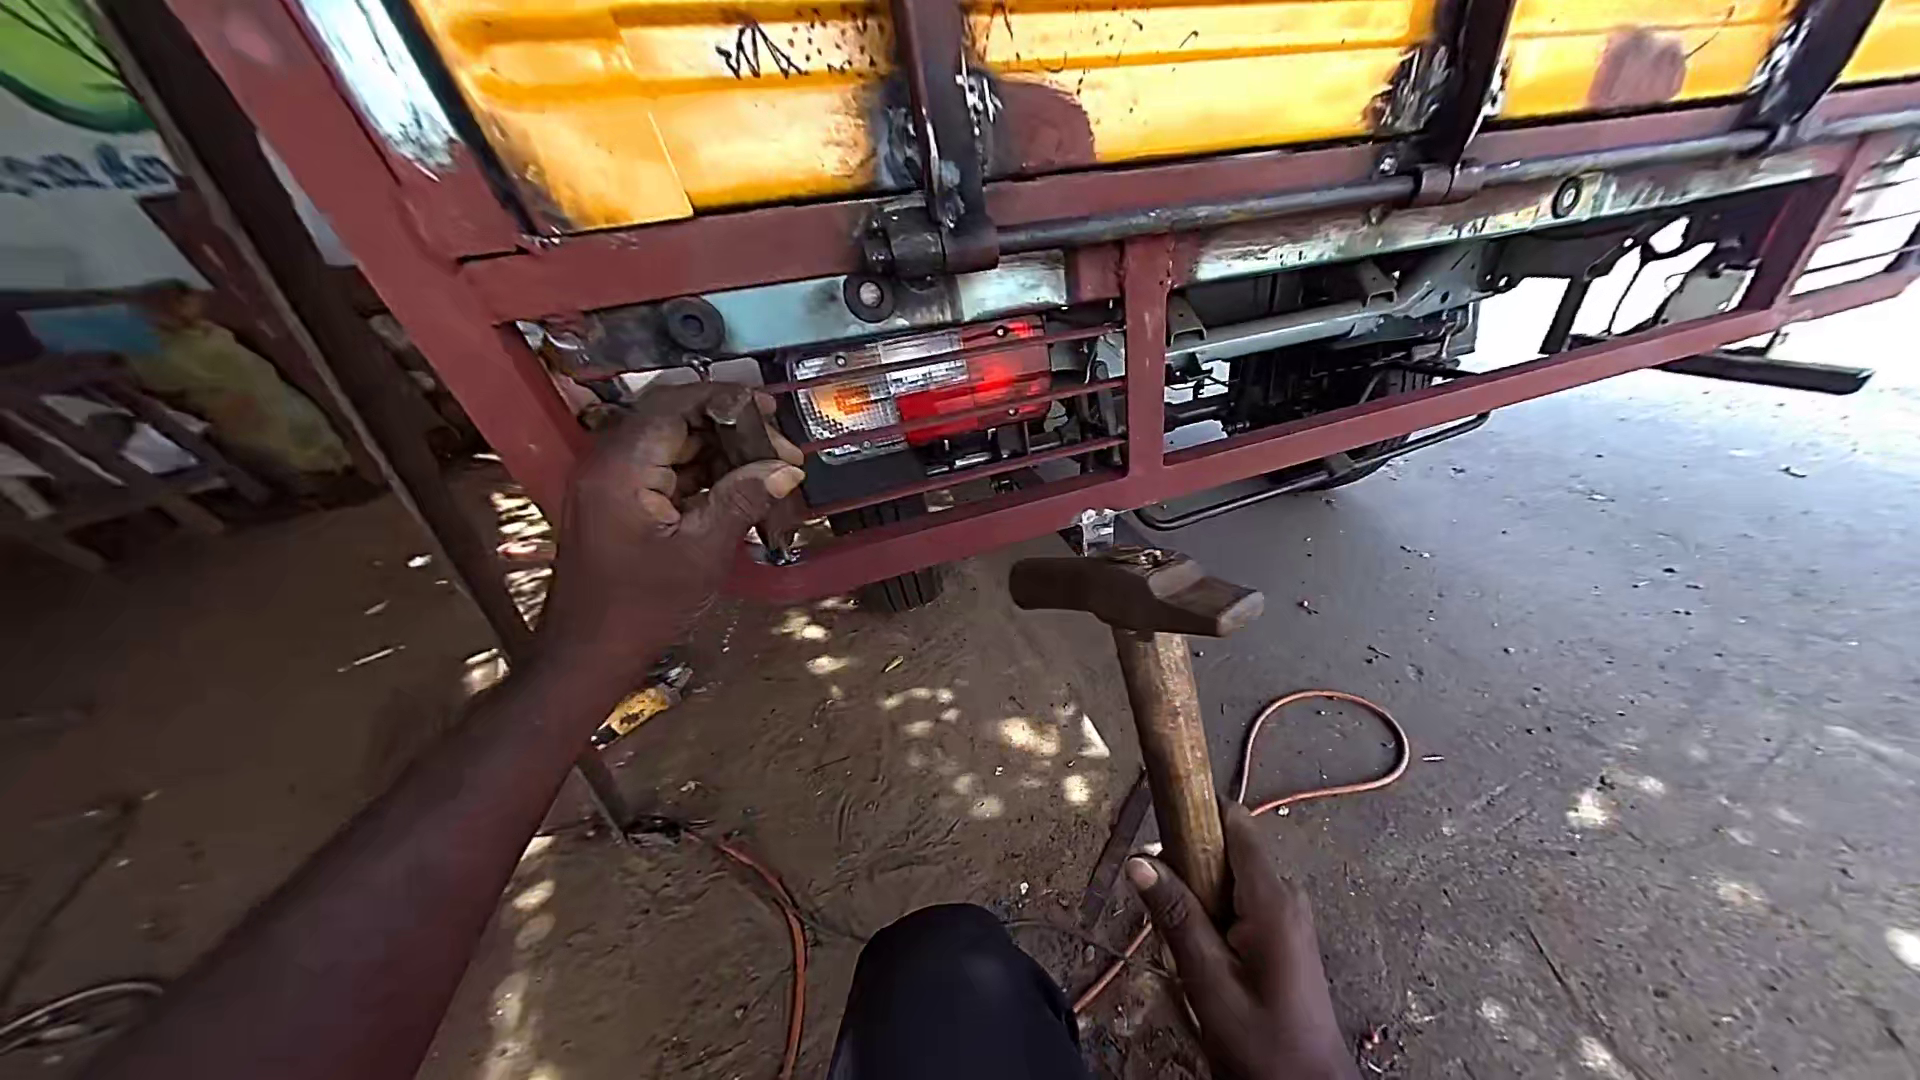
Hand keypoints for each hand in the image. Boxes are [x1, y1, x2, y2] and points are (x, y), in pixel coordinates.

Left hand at [536, 383, 805, 681]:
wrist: (590, 652)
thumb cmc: (643, 607)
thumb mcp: (702, 552)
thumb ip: (742, 501)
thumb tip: (786, 469)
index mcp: (622, 467)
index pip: (675, 405)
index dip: (727, 400)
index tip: (770, 410)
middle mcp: (609, 462)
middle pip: (674, 418)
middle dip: (730, 426)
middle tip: (777, 448)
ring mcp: (612, 481)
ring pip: (673, 443)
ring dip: (720, 450)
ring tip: (767, 468)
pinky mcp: (619, 500)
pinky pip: (666, 469)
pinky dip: (703, 472)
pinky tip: (739, 487)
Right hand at [1125, 804, 1358, 1079]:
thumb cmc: (1264, 1047)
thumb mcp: (1211, 983)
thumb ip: (1176, 917)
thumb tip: (1138, 860)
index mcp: (1272, 899)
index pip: (1235, 821)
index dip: (1196, 809)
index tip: (1157, 818)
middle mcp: (1284, 894)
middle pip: (1224, 848)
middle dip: (1186, 866)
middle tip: (1162, 908)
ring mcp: (1285, 912)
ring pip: (1225, 876)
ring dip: (1194, 895)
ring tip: (1180, 941)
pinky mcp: (1281, 930)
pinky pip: (1235, 899)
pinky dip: (1210, 913)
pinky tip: (1200, 952)